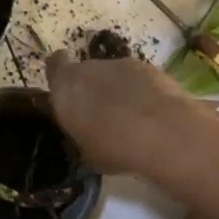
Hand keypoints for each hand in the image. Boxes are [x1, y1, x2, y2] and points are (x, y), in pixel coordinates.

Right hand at [44, 52, 218, 174]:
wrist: (164, 133)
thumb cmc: (115, 148)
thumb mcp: (87, 154)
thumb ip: (80, 136)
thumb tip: (85, 137)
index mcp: (65, 88)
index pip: (54, 66)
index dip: (60, 74)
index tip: (66, 88)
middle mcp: (89, 69)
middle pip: (85, 72)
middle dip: (90, 89)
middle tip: (100, 115)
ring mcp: (120, 64)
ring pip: (112, 75)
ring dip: (117, 90)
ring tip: (130, 118)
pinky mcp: (149, 67)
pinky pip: (137, 79)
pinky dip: (140, 91)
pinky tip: (151, 114)